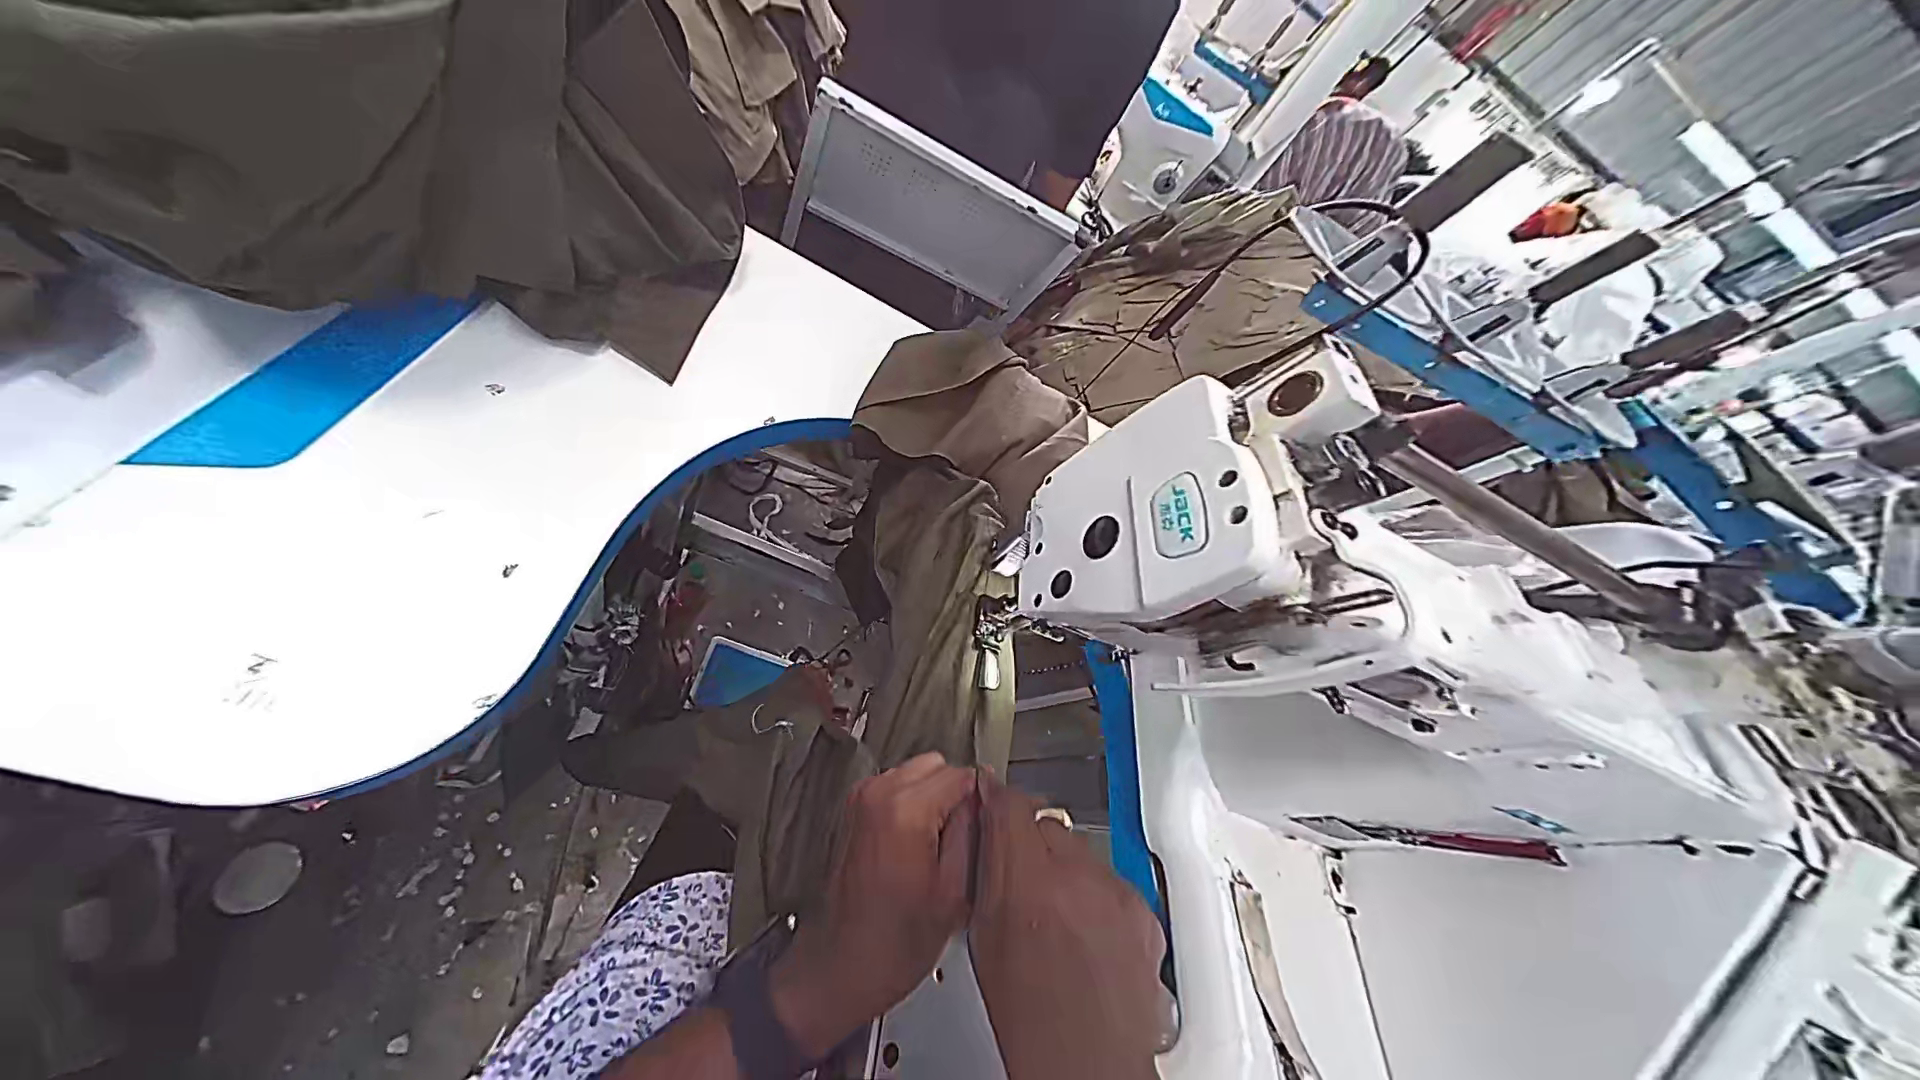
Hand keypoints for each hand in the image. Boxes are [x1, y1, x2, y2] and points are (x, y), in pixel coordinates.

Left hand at [770, 752, 976, 1058]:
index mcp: (906, 809)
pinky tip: (914, 844)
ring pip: (918, 772)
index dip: (979, 801)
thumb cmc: (896, 942)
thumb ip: (971, 831)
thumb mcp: (954, 890)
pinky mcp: (854, 806)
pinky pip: (898, 785)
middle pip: (938, 766)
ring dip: (932, 798)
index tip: (982, 830)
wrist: (840, 965)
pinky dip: (912, 803)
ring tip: (934, 847)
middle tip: (957, 841)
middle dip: (954, 795)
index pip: (962, 775)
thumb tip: (982, 797)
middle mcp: (879, 791)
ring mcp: (862, 796)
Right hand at [969, 775, 1166, 1079]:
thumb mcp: (984, 936)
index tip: (993, 793)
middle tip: (1025, 881)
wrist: (1087, 1064)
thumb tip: (987, 830)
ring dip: (1067, 869)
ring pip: (1080, 850)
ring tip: (1059, 917)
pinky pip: (1111, 878)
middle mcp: (1074, 878)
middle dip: (1032, 843)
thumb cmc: (1029, 1017)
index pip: (1011, 805)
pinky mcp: (1141, 908)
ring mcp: (1113, 892)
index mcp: (1026, 884)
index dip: (998, 798)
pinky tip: (1088, 932)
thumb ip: (987, 871)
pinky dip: (1097, 894)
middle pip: (1046, 825)